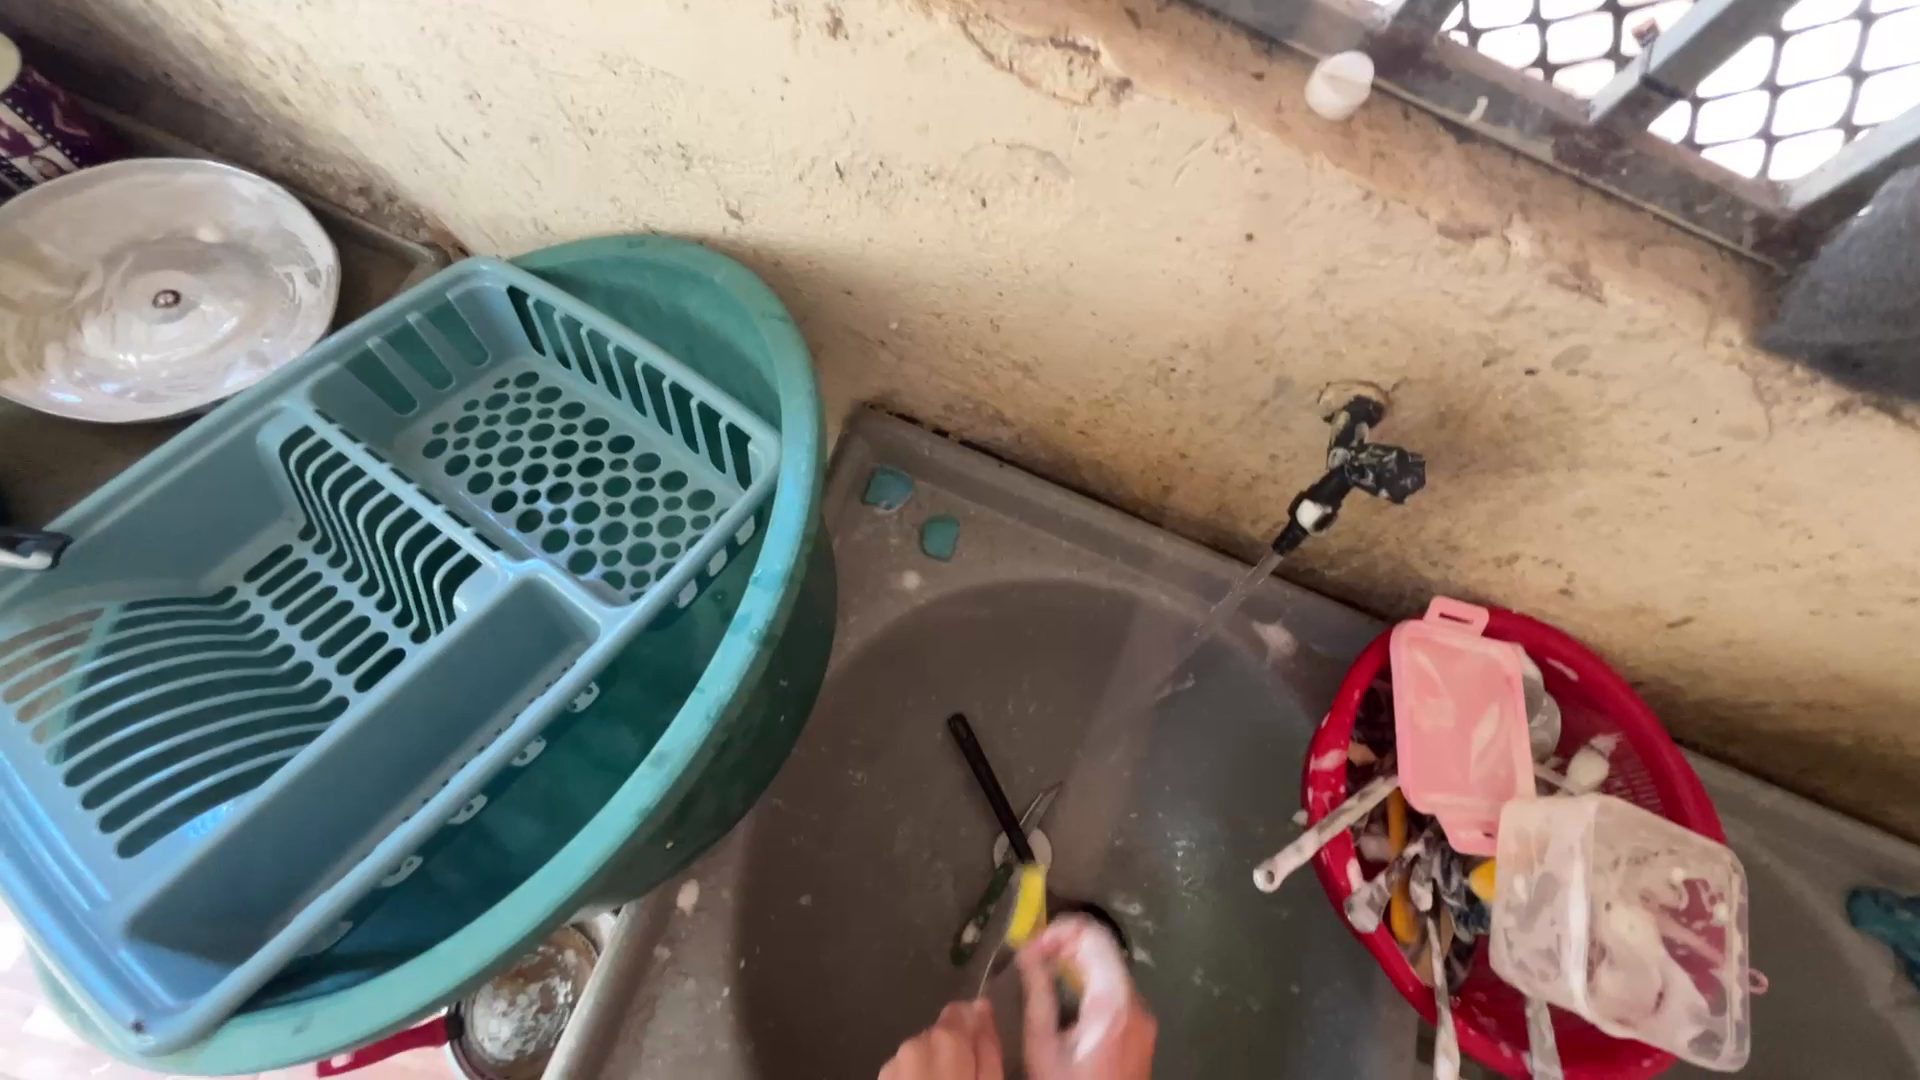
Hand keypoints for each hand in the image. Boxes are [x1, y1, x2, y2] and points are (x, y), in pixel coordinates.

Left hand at [880, 999, 1003, 1079]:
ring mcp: (892, 1062)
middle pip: (940, 1035)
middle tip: (963, 1078)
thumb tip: (983, 1005)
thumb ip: (988, 1047)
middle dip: (952, 1053)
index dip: (971, 1031)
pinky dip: (913, 1079)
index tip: (978, 1055)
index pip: (960, 1011)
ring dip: (931, 1068)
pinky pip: (903, 1070)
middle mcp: (915, 1042)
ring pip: (921, 1054)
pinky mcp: (880, 1077)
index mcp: (945, 1039)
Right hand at [1018, 915, 1156, 1079]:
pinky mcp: (1139, 1026)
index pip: (1092, 935)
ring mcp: (1141, 1014)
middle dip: (1064, 941)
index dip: (1059, 930)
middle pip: (1101, 946)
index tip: (1031, 946)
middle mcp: (1135, 1001)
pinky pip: (1112, 983)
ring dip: (1073, 957)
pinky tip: (1062, 987)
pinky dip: (1086, 975)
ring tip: (1041, 968)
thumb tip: (1027, 953)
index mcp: (1114, 1001)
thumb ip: (1038, 993)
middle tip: (1032, 955)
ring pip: (1107, 962)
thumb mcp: (1044, 1047)